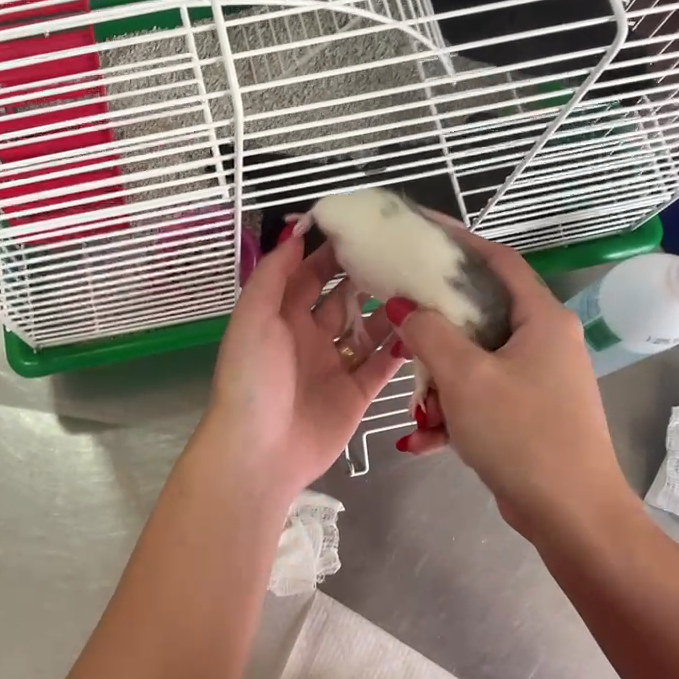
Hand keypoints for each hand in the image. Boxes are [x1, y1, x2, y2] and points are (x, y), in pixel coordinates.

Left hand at [198, 232, 403, 506]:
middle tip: (406, 252)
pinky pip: (383, 365)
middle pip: (343, 298)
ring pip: (367, 329)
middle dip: (368, 276)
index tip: (368, 226)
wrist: (259, 452)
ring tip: (424, 284)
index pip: (309, 273)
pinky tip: (426, 326)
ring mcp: (333, 366)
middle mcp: (307, 337)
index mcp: (279, 316)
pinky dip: (402, 347)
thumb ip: (274, 274)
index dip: (333, 250)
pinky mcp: (356, 394)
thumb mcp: (253, 316)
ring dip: (390, 309)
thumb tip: (297, 232)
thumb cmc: (251, 379)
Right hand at [386, 230, 630, 537]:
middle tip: (396, 316)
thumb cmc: (523, 435)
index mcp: (542, 319)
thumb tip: (403, 305)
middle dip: (436, 323)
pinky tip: (426, 437)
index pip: (497, 260)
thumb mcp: (466, 378)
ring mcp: (539, 379)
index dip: (457, 241)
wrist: (572, 515)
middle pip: (480, 311)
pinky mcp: (529, 413)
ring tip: (415, 401)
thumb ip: (429, 334)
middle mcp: (545, 341)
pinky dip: (454, 412)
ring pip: (475, 358)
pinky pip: (481, 396)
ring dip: (440, 379)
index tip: (416, 230)